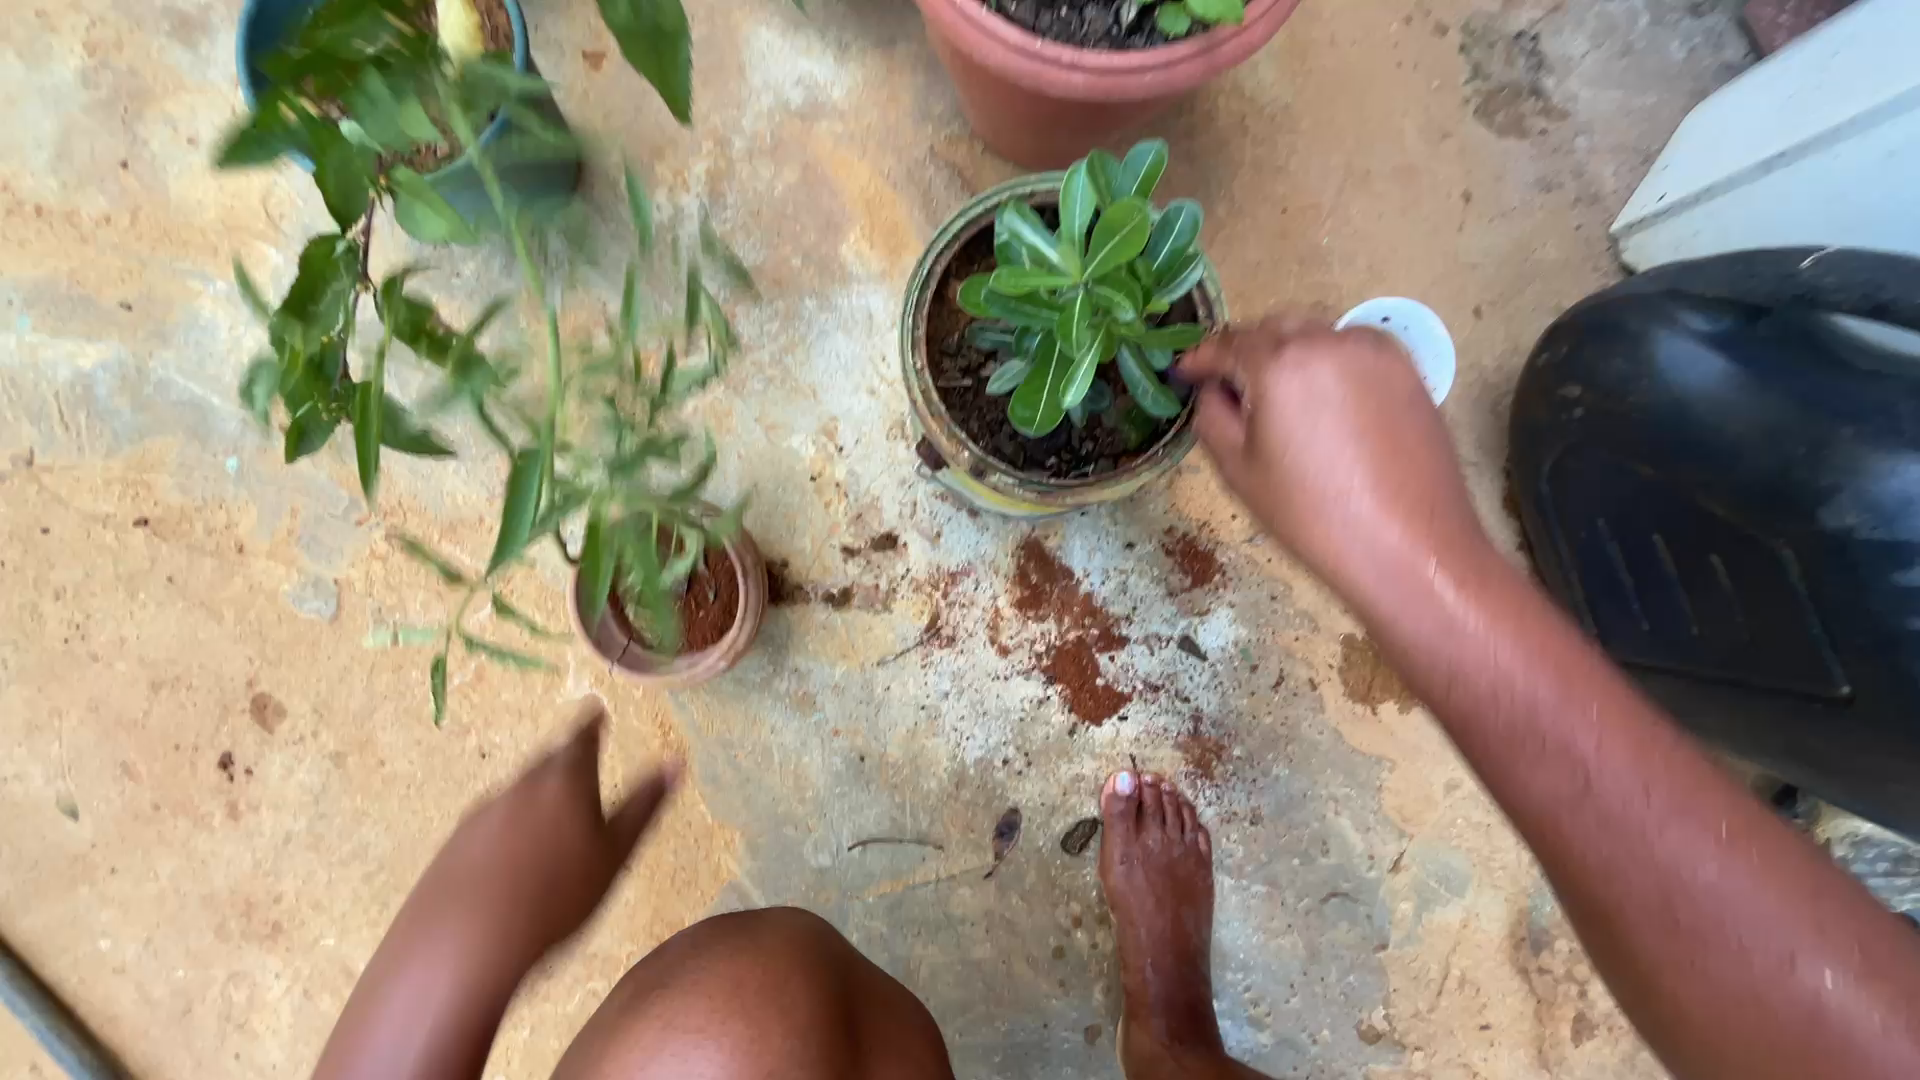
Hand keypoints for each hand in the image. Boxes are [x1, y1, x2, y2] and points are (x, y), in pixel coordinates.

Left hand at [403, 699, 678, 965]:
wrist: (460, 947)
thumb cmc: (557, 897)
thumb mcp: (615, 853)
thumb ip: (644, 805)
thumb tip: (676, 761)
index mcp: (565, 780)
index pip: (582, 738)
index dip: (592, 724)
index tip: (597, 710)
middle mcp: (521, 785)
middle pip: (548, 760)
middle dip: (566, 756)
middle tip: (581, 756)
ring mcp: (482, 814)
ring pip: (519, 790)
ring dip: (538, 792)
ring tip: (554, 811)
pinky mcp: (453, 845)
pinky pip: (493, 821)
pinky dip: (511, 823)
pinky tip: (515, 855)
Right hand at [1175, 315, 1492, 598]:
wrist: (1408, 544)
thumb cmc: (1312, 513)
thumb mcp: (1238, 470)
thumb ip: (1212, 416)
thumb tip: (1215, 391)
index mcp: (1281, 362)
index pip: (1228, 343)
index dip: (1200, 358)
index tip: (1184, 373)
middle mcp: (1329, 340)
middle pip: (1273, 328)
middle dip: (1244, 350)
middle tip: (1225, 386)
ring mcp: (1375, 350)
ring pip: (1314, 333)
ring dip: (1285, 352)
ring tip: (1272, 395)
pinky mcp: (1407, 369)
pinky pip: (1350, 350)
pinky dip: (1324, 362)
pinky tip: (1318, 402)